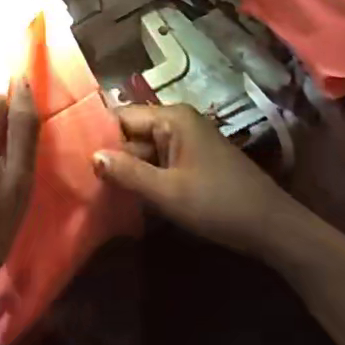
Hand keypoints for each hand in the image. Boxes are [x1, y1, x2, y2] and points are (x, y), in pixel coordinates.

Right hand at [93, 103, 306, 260]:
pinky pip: (159, 162)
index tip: (73, 156)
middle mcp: (178, 121)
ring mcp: (187, 141)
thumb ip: (128, 173)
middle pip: (133, 134)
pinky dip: (145, 177)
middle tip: (81, 179)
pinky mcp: (193, 161)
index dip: (99, 136)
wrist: (272, 227)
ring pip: (145, 151)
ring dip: (127, 170)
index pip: (123, 117)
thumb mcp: (168, 192)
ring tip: (97, 190)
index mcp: (172, 118)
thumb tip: (92, 156)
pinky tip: (127, 197)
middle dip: (112, 156)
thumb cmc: (218, 204)